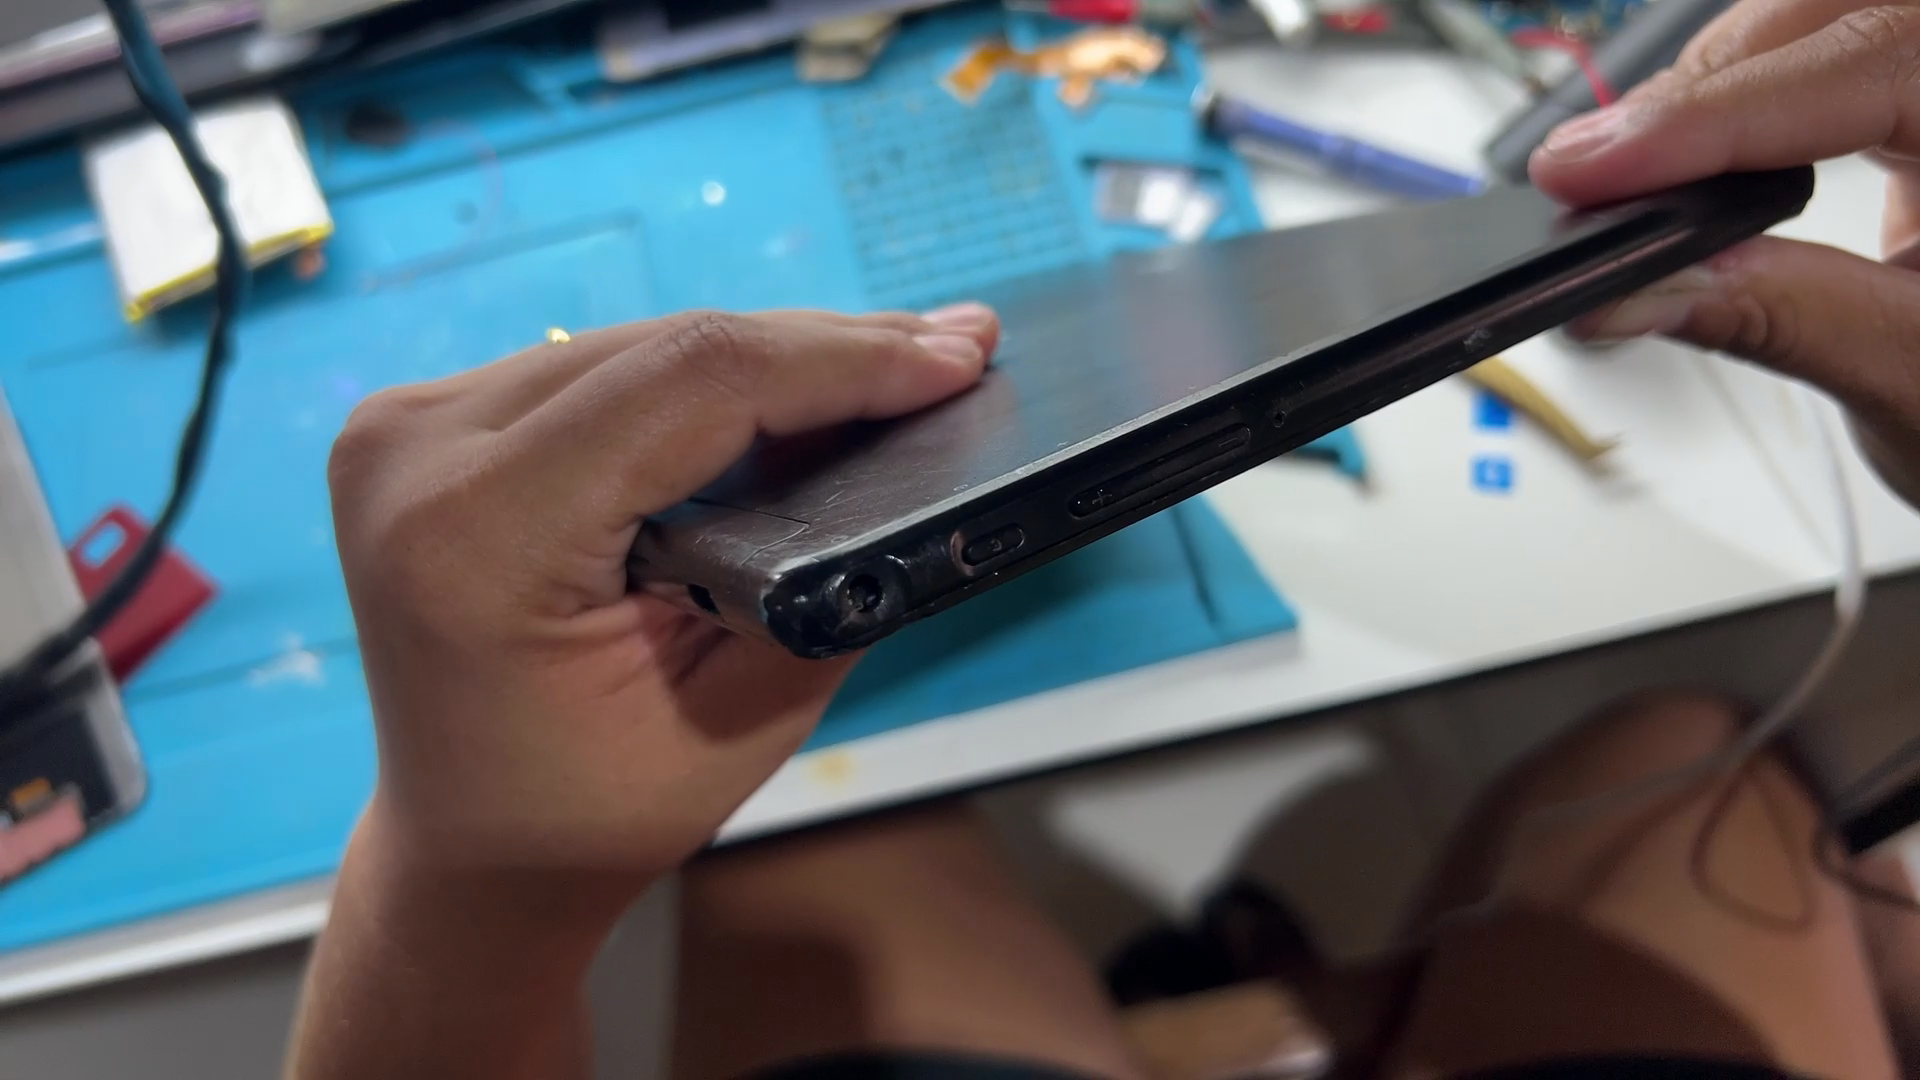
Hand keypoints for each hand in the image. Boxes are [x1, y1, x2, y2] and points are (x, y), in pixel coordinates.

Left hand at [328, 305, 997, 882]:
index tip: (953, 363)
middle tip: (955, 346)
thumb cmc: (596, 809)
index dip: (845, 363)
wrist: (470, 835)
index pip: (697, 386)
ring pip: (657, 344)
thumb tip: (909, 482)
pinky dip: (730, 381)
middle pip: (680, 346)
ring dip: (791, 356)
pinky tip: (805, 387)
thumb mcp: (744, 717)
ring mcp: (422, 421)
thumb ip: (831, 592)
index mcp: (479, 535)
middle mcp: (422, 446)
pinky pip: (624, 371)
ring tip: (899, 361)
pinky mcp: (453, 422)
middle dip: (838, 347)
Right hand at [1527, 0, 1919, 506]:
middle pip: (1850, 10)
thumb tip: (1622, 294)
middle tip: (1596, 170)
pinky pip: (1844, 55)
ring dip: (1718, 83)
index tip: (1583, 170)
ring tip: (1634, 168)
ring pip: (1834, 19)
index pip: (1885, 62)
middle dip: (1708, 80)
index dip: (1710, 119)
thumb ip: (1774, 318)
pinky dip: (1748, 97)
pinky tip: (1695, 151)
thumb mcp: (1917, 379)